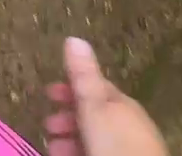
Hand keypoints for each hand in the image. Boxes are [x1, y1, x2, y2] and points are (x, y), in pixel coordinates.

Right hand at [44, 38, 166, 155]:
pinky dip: (80, 150)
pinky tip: (68, 155)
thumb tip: (75, 37)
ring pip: (95, 135)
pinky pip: (101, 151)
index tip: (47, 94)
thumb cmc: (114, 144)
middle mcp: (130, 123)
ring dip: (70, 137)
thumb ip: (83, 76)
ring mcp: (133, 148)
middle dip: (67, 115)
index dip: (68, 87)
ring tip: (54, 148)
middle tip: (48, 125)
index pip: (94, 86)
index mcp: (122, 103)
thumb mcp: (93, 106)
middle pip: (93, 112)